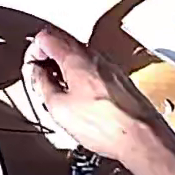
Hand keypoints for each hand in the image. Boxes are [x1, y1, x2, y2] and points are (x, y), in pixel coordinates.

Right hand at [22, 25, 165, 164]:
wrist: (143, 139)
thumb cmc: (106, 125)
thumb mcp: (59, 109)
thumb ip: (42, 85)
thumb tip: (36, 74)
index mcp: (75, 57)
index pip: (45, 36)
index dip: (33, 50)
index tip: (32, 66)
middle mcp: (93, 55)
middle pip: (63, 42)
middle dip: (48, 57)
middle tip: (41, 76)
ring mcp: (109, 65)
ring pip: (79, 54)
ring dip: (65, 66)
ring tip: (60, 90)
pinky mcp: (119, 78)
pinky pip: (94, 66)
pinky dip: (81, 75)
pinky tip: (81, 97)